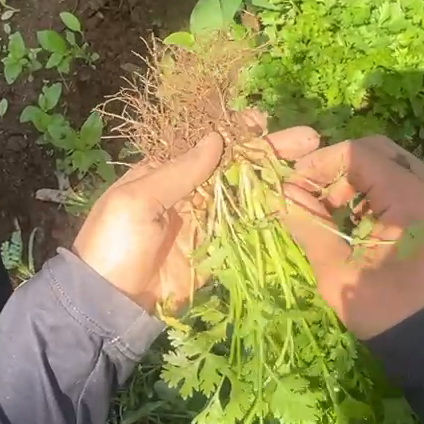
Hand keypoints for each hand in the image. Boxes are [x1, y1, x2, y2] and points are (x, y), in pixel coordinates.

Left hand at [76, 126, 321, 310]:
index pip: (207, 143)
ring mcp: (208, 222)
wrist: (109, 303)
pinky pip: (251, 230)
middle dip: (271, 151)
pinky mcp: (220, 251)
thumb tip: (216, 137)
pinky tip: (301, 205)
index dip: (237, 131)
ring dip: (280, 181)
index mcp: (166, 171)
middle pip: (237, 166)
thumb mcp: (137, 200)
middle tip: (310, 138)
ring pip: (250, 194)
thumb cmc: (114, 242)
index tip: (262, 121)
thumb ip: (179, 171)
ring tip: (314, 166)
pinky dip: (275, 218)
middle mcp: (192, 192)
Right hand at [281, 135, 423, 339]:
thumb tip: (282, 193)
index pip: (356, 153)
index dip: (319, 164)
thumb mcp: (339, 273)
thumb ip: (309, 225)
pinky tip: (361, 222)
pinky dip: (379, 192)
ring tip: (334, 214)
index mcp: (414, 198)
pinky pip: (409, 183)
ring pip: (393, 165)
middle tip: (314, 198)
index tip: (294, 186)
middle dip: (338, 168)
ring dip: (358, 180)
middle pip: (377, 151)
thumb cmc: (391, 312)